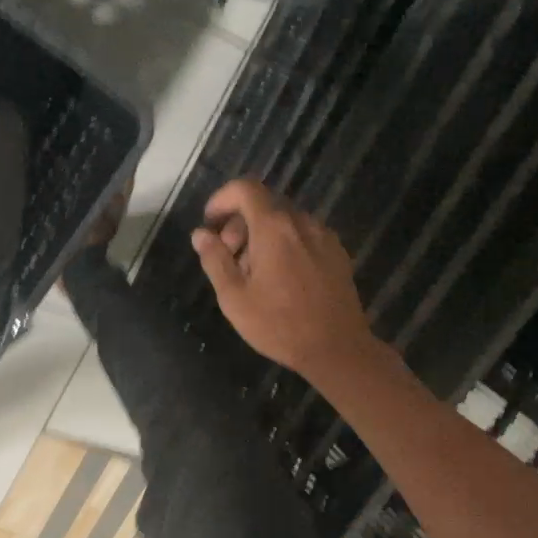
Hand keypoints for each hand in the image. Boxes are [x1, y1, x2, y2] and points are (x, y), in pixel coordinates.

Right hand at [191, 179, 376, 375]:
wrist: (336, 348)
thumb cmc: (278, 325)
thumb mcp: (234, 297)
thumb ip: (215, 260)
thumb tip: (200, 234)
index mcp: (273, 228)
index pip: (245, 189)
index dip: (222, 199)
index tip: (210, 223)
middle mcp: (302, 222)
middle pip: (265, 204)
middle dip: (239, 223)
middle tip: (228, 257)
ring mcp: (324, 236)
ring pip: (285, 220)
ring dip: (262, 235)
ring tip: (253, 272)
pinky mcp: (337, 252)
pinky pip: (303, 235)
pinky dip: (284, 244)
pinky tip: (280, 278)